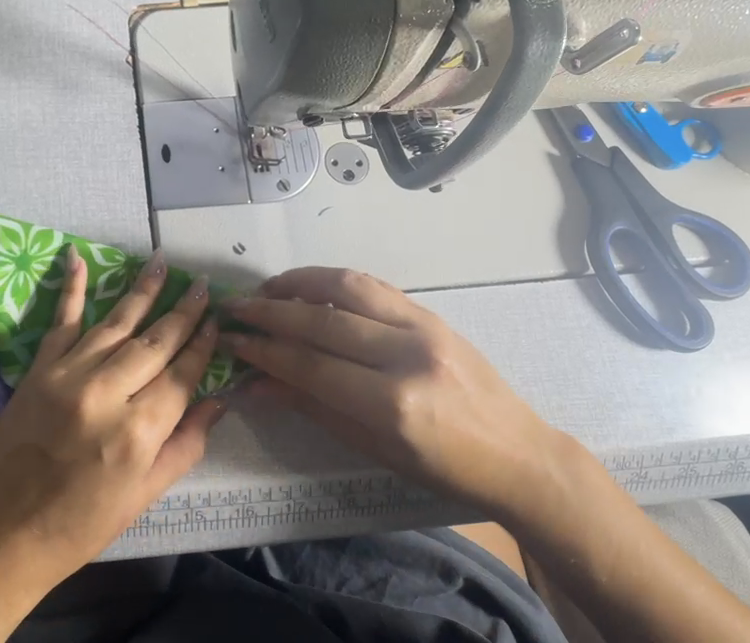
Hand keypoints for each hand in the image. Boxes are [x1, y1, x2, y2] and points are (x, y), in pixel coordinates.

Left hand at [0, 249, 226, 642]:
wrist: (1, 534)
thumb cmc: (80, 527)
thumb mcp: (143, 498)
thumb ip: (184, 446)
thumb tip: (217, 401)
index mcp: (138, 433)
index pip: (182, 374)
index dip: (202, 345)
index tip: (217, 319)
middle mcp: (106, 394)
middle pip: (154, 343)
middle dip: (182, 312)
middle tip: (202, 284)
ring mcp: (68, 376)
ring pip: (115, 324)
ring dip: (142, 291)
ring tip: (162, 263)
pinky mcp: (38, 371)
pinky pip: (61, 322)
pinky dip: (70, 288)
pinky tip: (79, 258)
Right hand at [224, 267, 576, 522]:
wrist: (519, 454)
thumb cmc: (444, 469)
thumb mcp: (373, 449)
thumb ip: (313, 407)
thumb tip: (255, 384)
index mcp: (394, 404)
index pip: (311, 366)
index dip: (264, 352)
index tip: (230, 341)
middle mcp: (407, 356)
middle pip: (322, 321)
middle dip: (270, 313)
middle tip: (233, 310)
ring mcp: (423, 328)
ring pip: (347, 287)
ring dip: (299, 283)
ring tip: (266, 289)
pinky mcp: (431, 313)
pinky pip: (373, 286)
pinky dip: (333, 281)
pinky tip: (309, 286)